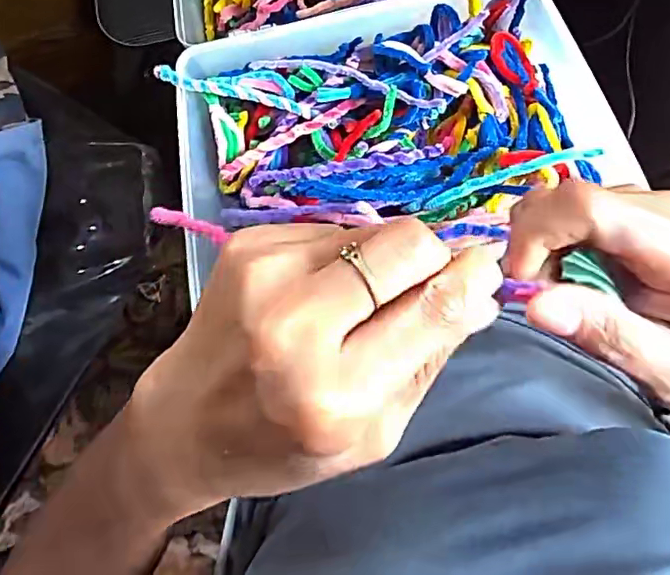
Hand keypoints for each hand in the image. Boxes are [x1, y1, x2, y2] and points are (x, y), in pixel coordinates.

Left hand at [121, 219, 502, 514]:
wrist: (186, 419)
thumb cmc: (285, 441)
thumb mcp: (372, 431)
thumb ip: (428, 357)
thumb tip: (478, 292)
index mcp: (334, 392)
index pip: (429, 305)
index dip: (467, 276)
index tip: (483, 265)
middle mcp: (295, 323)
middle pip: (403, 243)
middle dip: (430, 255)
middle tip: (428, 275)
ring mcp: (265, 270)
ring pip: (368, 229)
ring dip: (383, 256)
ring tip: (360, 294)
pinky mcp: (248, 241)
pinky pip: (328, 229)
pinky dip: (343, 253)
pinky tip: (323, 286)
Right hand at [506, 179, 669, 418]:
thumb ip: (611, 335)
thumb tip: (537, 304)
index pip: (585, 205)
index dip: (538, 235)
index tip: (522, 285)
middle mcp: (658, 207)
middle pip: (564, 197)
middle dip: (532, 243)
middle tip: (540, 297)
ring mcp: (643, 202)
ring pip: (559, 200)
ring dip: (539, 244)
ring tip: (561, 293)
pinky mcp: (629, 208)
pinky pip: (568, 211)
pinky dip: (551, 243)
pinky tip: (572, 279)